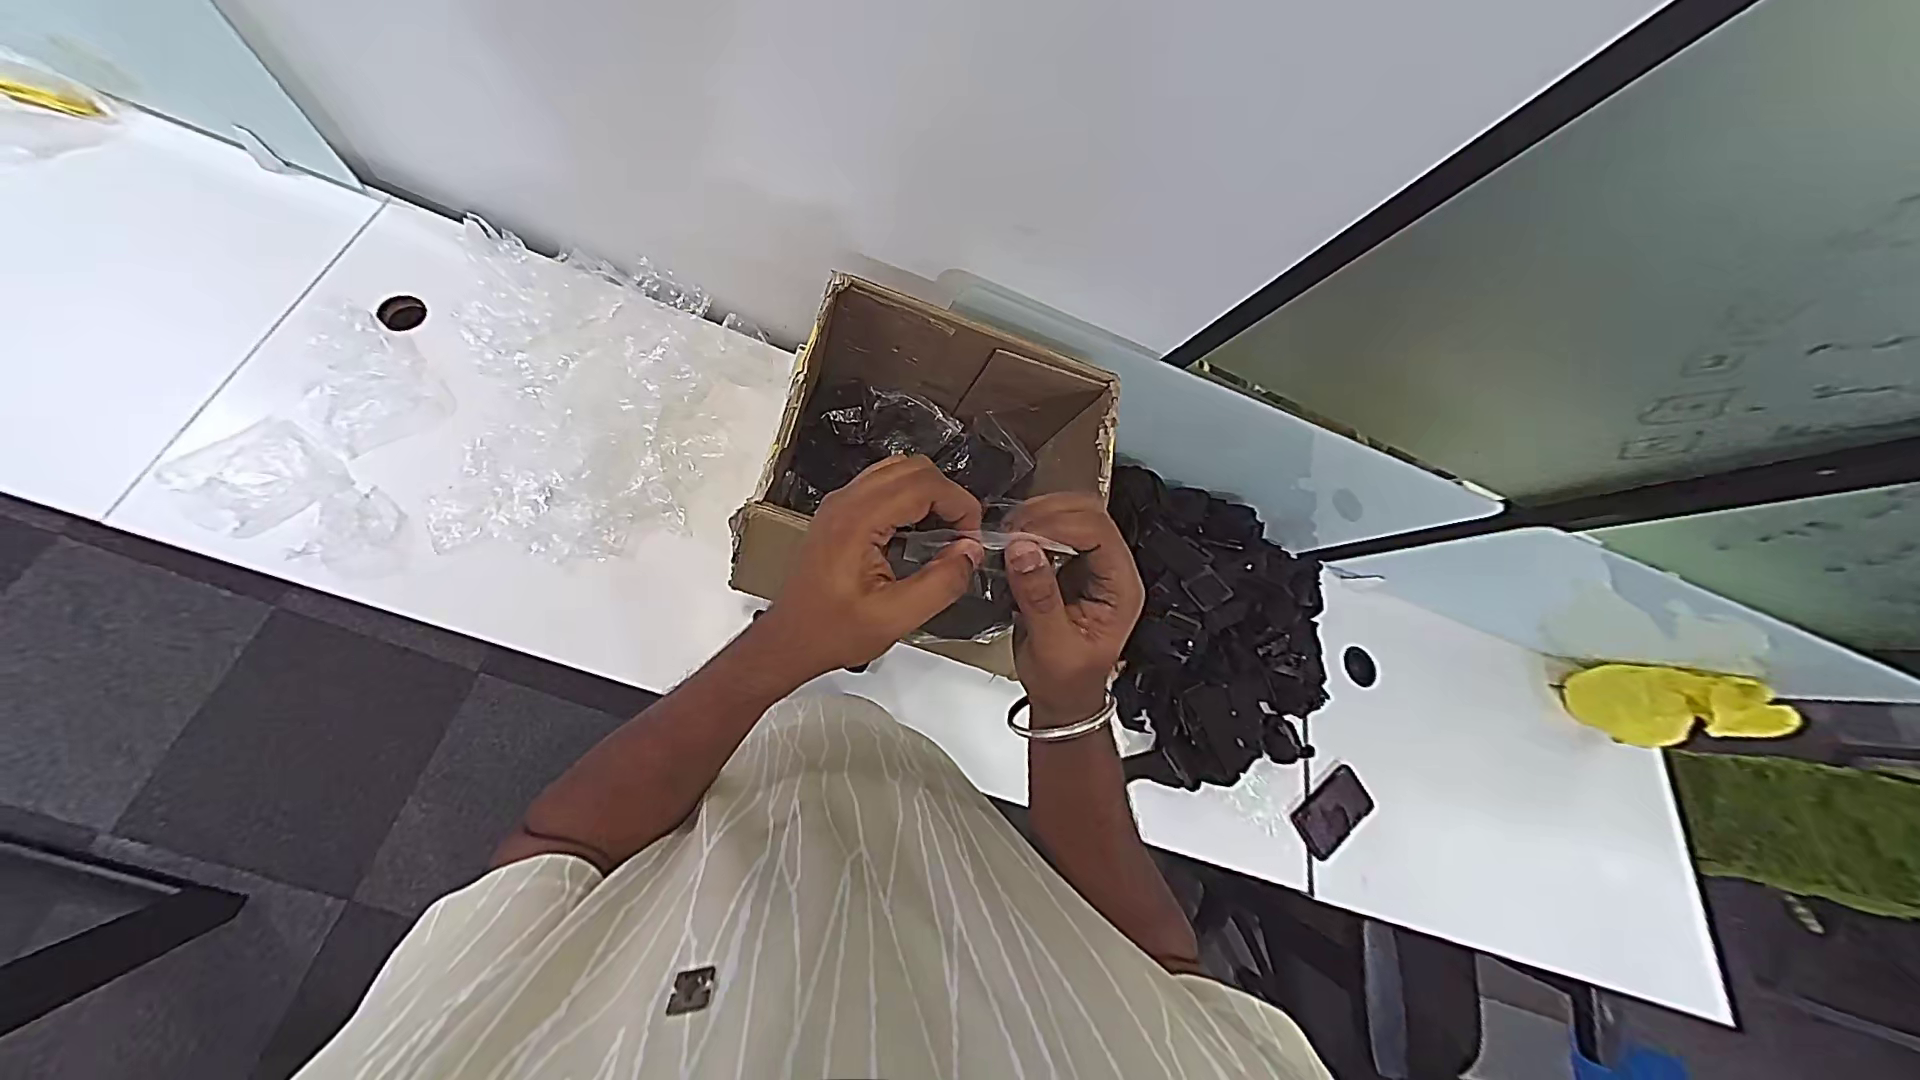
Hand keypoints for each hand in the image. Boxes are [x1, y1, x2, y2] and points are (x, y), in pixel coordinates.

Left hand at [756, 455, 984, 678]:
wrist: (790, 640)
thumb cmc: (833, 631)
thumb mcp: (897, 617)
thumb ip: (941, 582)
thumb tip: (970, 552)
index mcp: (857, 521)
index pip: (923, 484)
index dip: (959, 504)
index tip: (971, 536)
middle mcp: (845, 502)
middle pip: (912, 468)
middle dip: (947, 495)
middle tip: (961, 535)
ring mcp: (839, 504)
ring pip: (897, 471)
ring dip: (928, 494)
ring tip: (943, 533)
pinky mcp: (838, 513)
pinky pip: (881, 486)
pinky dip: (909, 498)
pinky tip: (916, 534)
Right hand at [1004, 493, 1143, 723]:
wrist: (1062, 698)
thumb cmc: (1067, 682)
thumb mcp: (1051, 646)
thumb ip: (1038, 597)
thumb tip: (1023, 550)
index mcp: (1120, 588)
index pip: (1098, 533)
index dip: (1059, 526)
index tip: (1022, 536)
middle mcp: (1110, 570)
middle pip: (1087, 514)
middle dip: (1046, 515)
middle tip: (1012, 532)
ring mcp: (1089, 565)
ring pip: (1070, 515)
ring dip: (1036, 518)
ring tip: (1009, 537)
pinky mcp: (1067, 565)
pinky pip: (1052, 530)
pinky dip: (1030, 529)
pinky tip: (1012, 543)